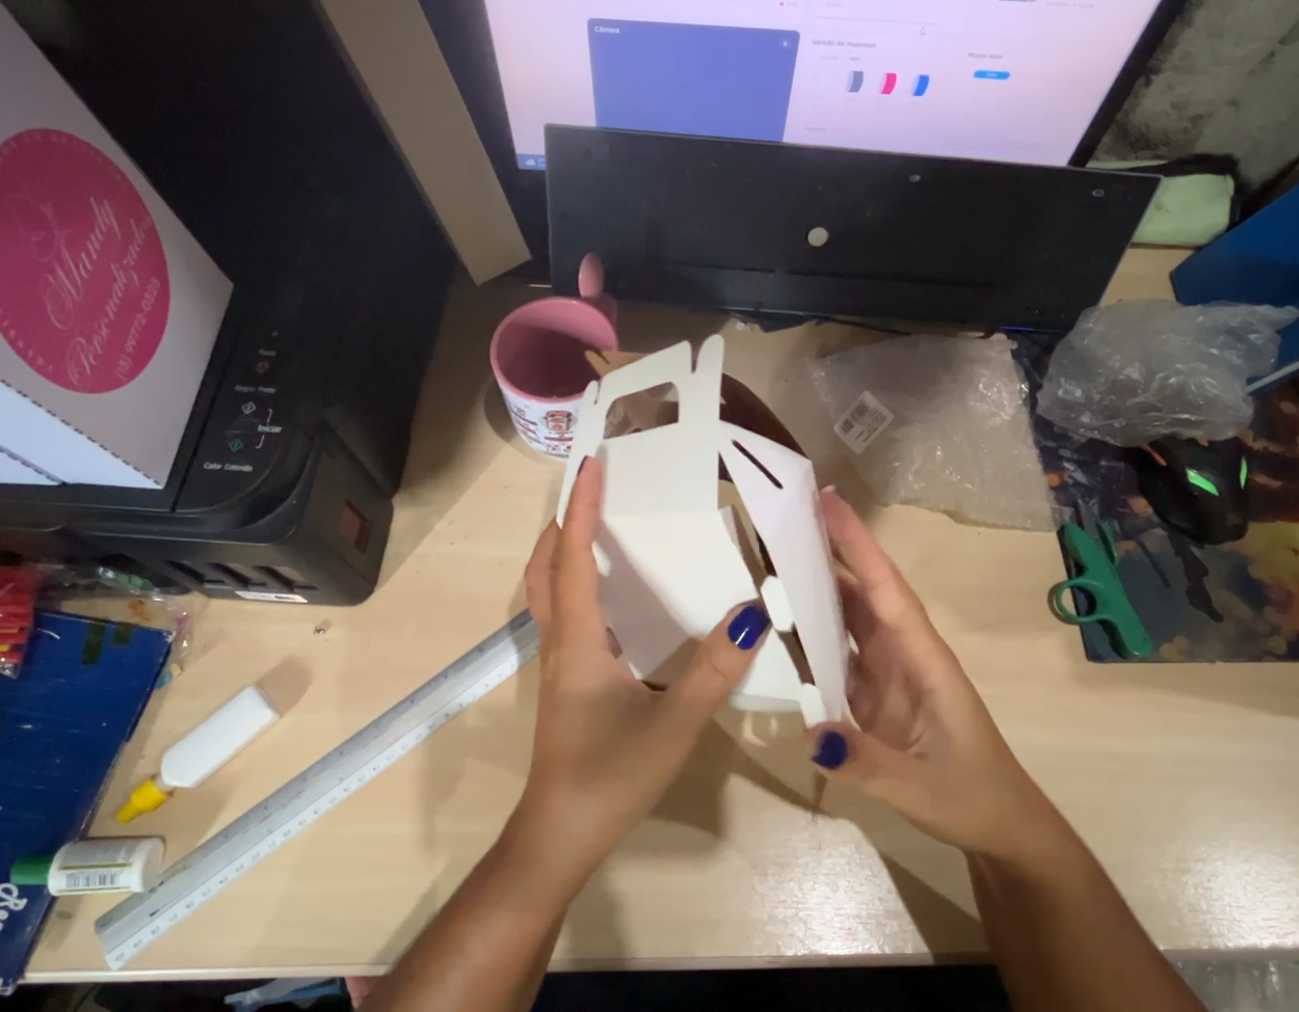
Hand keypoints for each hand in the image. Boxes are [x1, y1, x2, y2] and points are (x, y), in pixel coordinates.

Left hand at [515, 457, 769, 875]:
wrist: (560, 835)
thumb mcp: (673, 723)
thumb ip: (713, 669)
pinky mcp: (568, 682)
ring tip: (603, 527)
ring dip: (565, 552)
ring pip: (549, 592)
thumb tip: (753, 611)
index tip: (594, 463)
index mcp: (578, 639)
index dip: (582, 507)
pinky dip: (579, 585)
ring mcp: (560, 663)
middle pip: (544, 567)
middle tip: (595, 489)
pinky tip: (617, 598)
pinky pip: (566, 615)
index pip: (572, 557)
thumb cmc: (610, 776)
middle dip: (563, 522)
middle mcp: (561, 641)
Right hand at [807, 488, 1050, 860]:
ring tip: (773, 559)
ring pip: (849, 620)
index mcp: (925, 661)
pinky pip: (837, 657)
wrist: (1000, 827)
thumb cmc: (973, 798)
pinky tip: (780, 627)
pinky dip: (810, 638)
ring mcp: (889, 676)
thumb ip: (868, 763)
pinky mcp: (874, 699)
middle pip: (864, 594)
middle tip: (783, 519)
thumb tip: (811, 734)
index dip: (858, 546)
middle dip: (829, 554)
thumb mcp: (923, 788)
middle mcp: (905, 656)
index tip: (828, 503)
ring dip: (817, 590)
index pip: (887, 592)